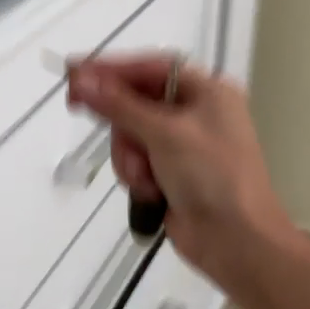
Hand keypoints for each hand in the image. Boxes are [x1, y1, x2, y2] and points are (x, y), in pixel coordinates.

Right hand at [67, 55, 289, 281]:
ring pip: (130, 134)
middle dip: (122, 125)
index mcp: (207, 91)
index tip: (73, 73)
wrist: (236, 240)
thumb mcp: (164, 133)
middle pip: (135, 101)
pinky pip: (135, 160)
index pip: (148, 68)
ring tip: (144, 177)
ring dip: (129, 156)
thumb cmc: (211, 176)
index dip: (110, 69)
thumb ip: (118, 104)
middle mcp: (196, 112)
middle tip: (86, 116)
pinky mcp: (170, 172)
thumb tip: (79, 77)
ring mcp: (183, 144)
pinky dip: (136, 174)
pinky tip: (150, 190)